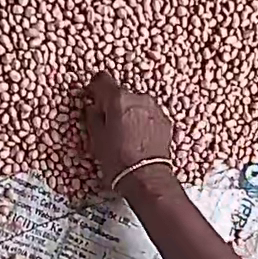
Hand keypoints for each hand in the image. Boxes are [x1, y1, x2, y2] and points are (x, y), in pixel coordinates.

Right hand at [84, 71, 174, 191]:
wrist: (147, 178)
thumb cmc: (120, 161)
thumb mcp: (96, 139)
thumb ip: (93, 117)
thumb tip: (93, 109)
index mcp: (118, 99)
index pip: (102, 80)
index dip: (95, 89)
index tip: (92, 98)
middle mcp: (139, 98)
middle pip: (121, 94)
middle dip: (114, 106)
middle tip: (108, 125)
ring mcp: (154, 110)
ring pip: (136, 105)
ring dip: (130, 114)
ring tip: (124, 136)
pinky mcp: (165, 122)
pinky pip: (149, 116)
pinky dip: (142, 123)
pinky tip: (137, 140)